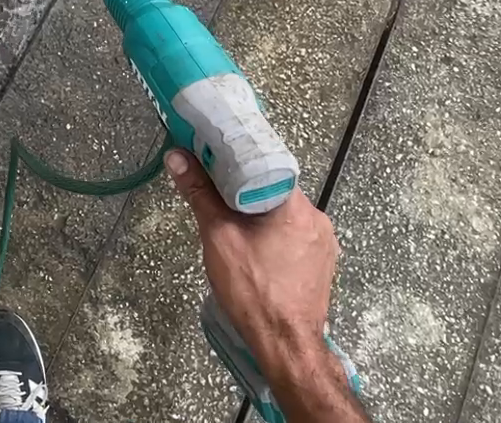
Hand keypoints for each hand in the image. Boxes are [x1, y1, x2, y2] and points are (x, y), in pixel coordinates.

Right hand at [166, 149, 365, 419]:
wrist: (286, 346)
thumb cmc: (253, 289)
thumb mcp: (217, 235)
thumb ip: (199, 192)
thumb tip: (176, 156)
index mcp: (296, 205)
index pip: (266, 163)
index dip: (237, 156)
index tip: (212, 152)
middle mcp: (317, 218)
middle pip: (273, 186)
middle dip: (242, 185)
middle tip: (212, 184)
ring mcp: (323, 243)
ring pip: (282, 210)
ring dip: (256, 209)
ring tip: (228, 214)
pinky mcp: (322, 263)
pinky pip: (293, 232)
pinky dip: (271, 229)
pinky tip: (251, 241)